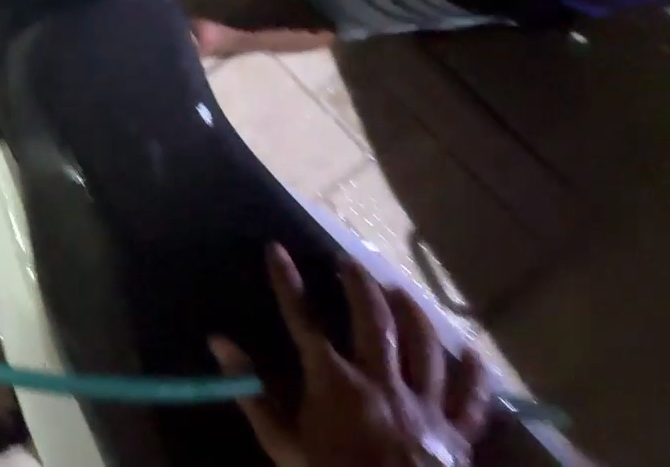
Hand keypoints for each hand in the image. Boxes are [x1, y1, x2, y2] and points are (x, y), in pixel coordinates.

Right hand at [212, 246, 494, 466]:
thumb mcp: (282, 443)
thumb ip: (252, 393)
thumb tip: (219, 343)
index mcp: (334, 382)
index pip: (302, 319)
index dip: (287, 281)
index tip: (276, 249)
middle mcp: (380, 382)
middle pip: (372, 322)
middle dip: (358, 285)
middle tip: (347, 260)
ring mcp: (424, 406)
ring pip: (424, 348)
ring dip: (411, 313)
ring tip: (399, 290)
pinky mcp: (456, 434)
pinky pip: (472, 399)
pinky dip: (475, 374)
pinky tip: (472, 352)